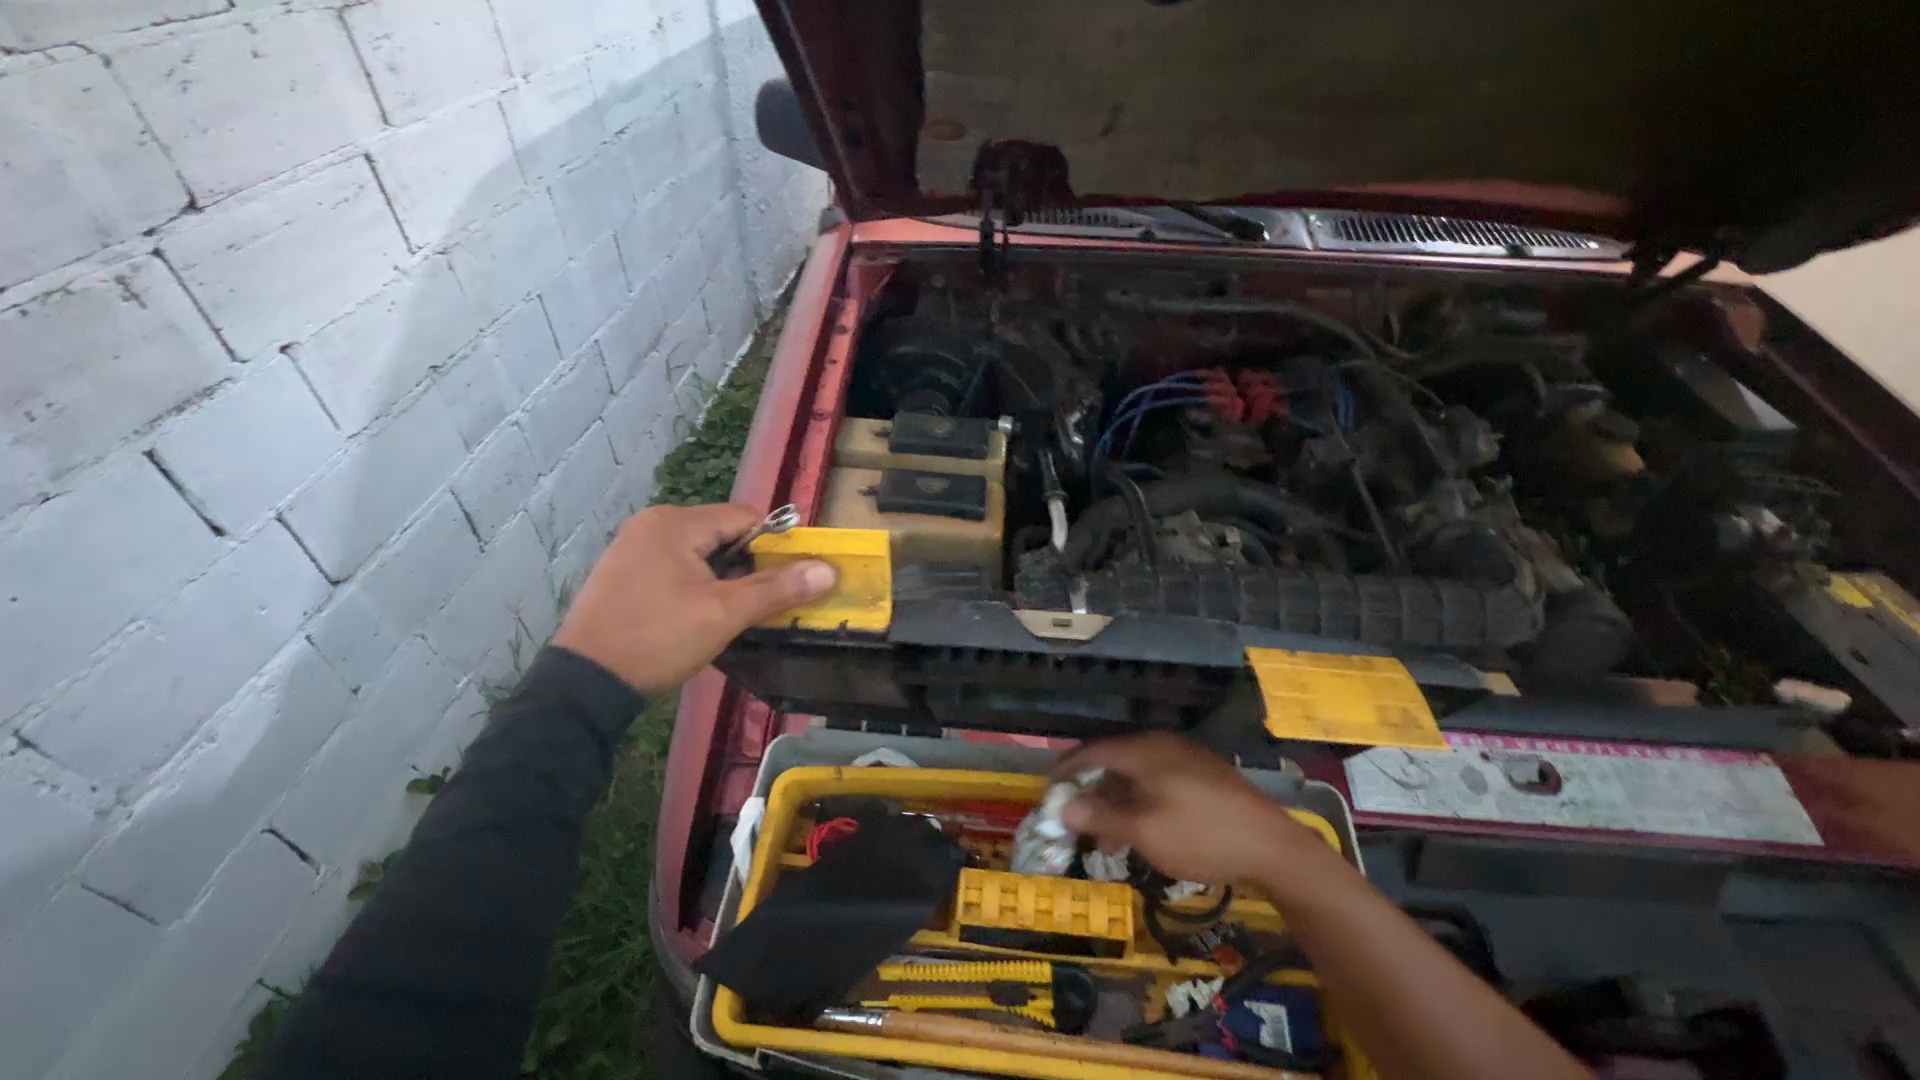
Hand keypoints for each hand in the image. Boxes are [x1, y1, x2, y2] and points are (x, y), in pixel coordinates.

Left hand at [553, 503, 834, 692]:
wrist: (585, 682)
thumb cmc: (658, 638)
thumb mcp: (724, 614)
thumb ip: (776, 589)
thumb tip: (827, 570)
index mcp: (675, 522)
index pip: (745, 517)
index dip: (775, 546)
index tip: (791, 580)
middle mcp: (652, 524)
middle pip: (723, 534)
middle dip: (749, 566)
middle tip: (765, 603)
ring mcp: (633, 548)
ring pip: (701, 554)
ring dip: (725, 579)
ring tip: (735, 615)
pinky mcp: (624, 574)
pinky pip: (676, 568)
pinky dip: (698, 586)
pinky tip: (701, 617)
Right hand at [1056, 733, 1343, 889]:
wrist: (1274, 848)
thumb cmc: (1201, 836)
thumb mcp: (1144, 831)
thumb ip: (1101, 816)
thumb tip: (1063, 806)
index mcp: (1144, 751)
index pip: (1091, 751)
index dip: (1066, 771)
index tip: (1047, 792)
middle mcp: (1163, 746)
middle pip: (1114, 762)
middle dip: (1091, 793)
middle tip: (1075, 822)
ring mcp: (1187, 760)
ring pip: (1137, 776)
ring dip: (1117, 805)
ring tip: (1108, 843)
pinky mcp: (1206, 778)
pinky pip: (1159, 784)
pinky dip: (1141, 804)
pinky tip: (1143, 834)